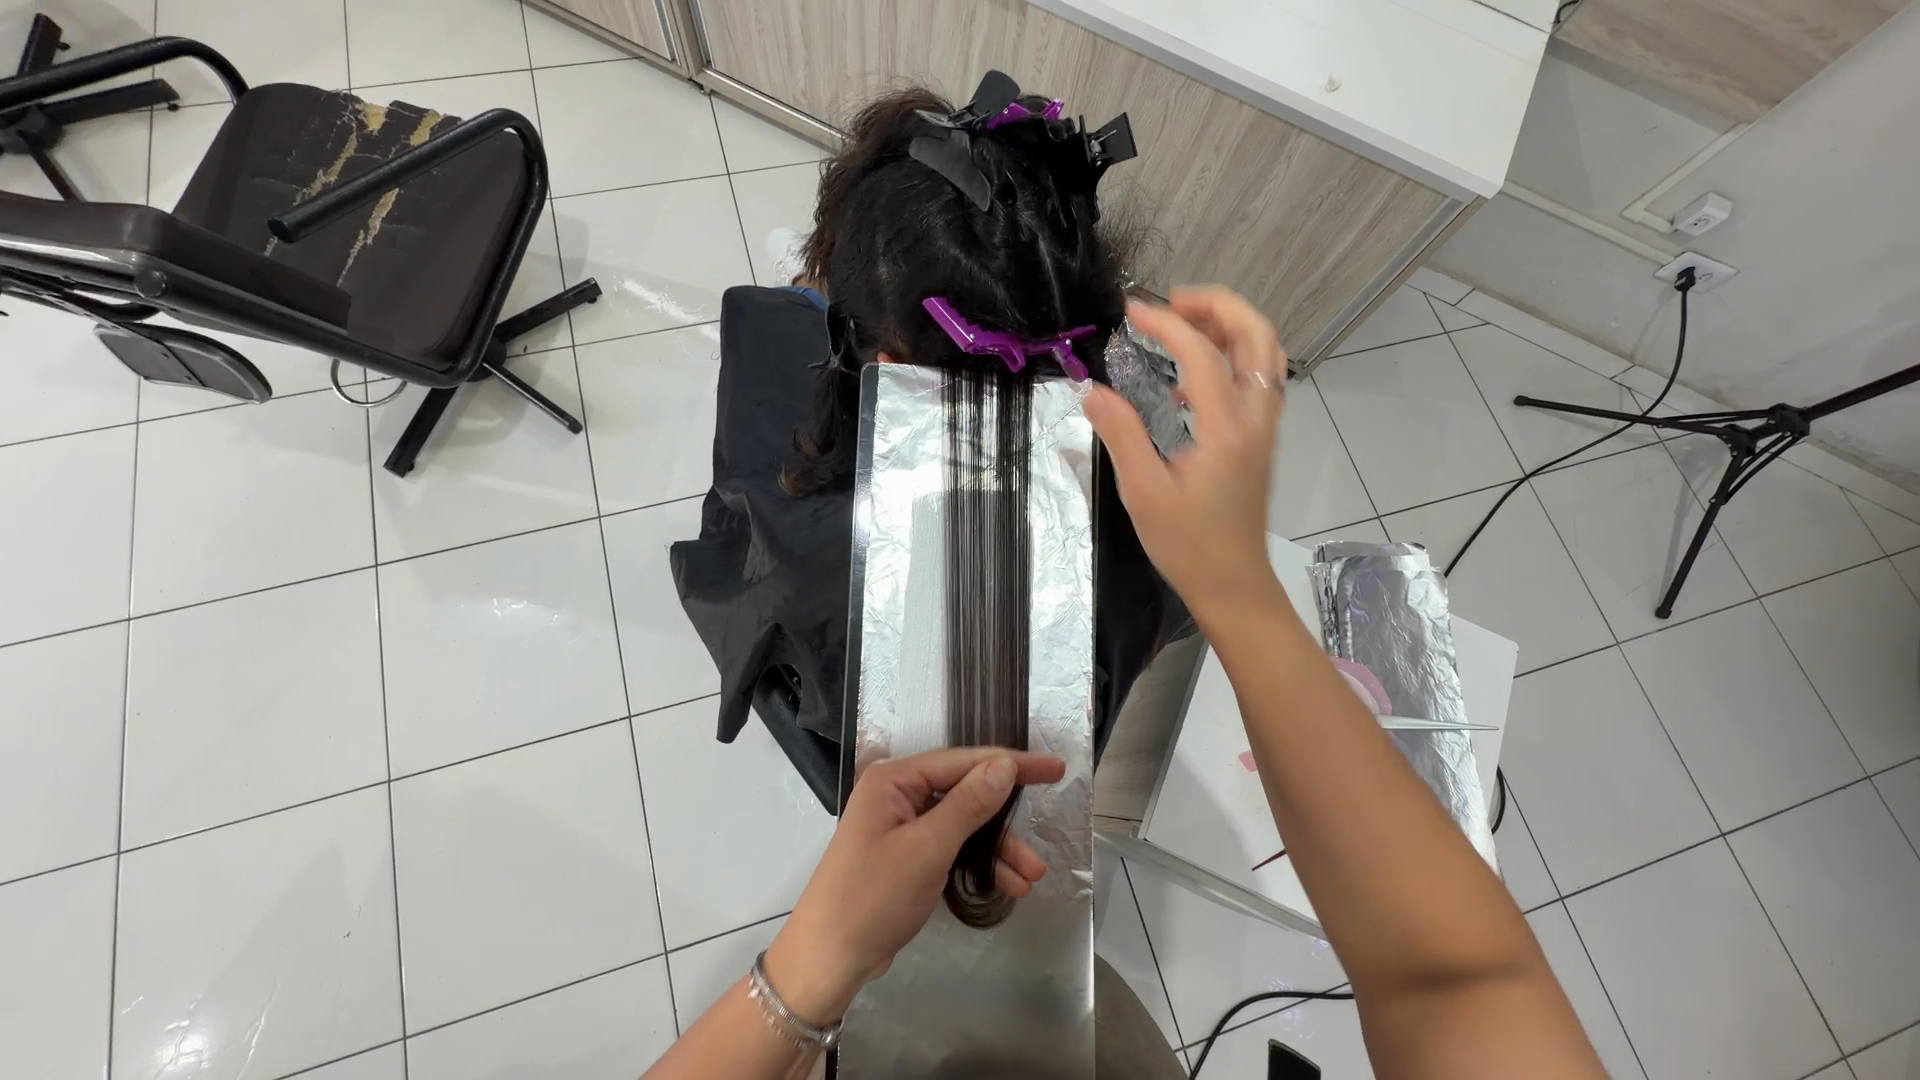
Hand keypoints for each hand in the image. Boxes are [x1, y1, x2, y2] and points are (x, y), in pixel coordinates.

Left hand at [763, 748, 1067, 1023]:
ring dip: (997, 849)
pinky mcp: (904, 856)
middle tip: (1047, 829)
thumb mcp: (927, 849)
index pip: (964, 761)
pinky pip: (950, 848)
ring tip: (1032, 877)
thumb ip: (968, 804)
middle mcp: (897, 794)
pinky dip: (977, 864)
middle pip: (965, 792)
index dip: (1012, 764)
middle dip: (1006, 820)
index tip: (1054, 769)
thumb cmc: (872, 897)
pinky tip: (1007, 886)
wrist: (826, 960)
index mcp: (895, 779)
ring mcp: (900, 826)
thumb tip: (1004, 765)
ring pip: (962, 824)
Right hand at [1085, 286, 1287, 619]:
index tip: (1131, 312)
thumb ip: (1121, 435)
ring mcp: (1263, 429)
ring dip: (1230, 327)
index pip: (1202, 354)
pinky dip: (1234, 356)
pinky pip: (1259, 378)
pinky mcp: (1260, 441)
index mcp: (1226, 429)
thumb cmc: (1188, 545)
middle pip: (1258, 336)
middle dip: (1219, 306)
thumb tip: (1094, 390)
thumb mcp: (1143, 493)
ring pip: (1266, 355)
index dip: (1166, 324)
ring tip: (1184, 325)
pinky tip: (1194, 376)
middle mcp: (1255, 419)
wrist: (1234, 584)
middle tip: (1173, 303)